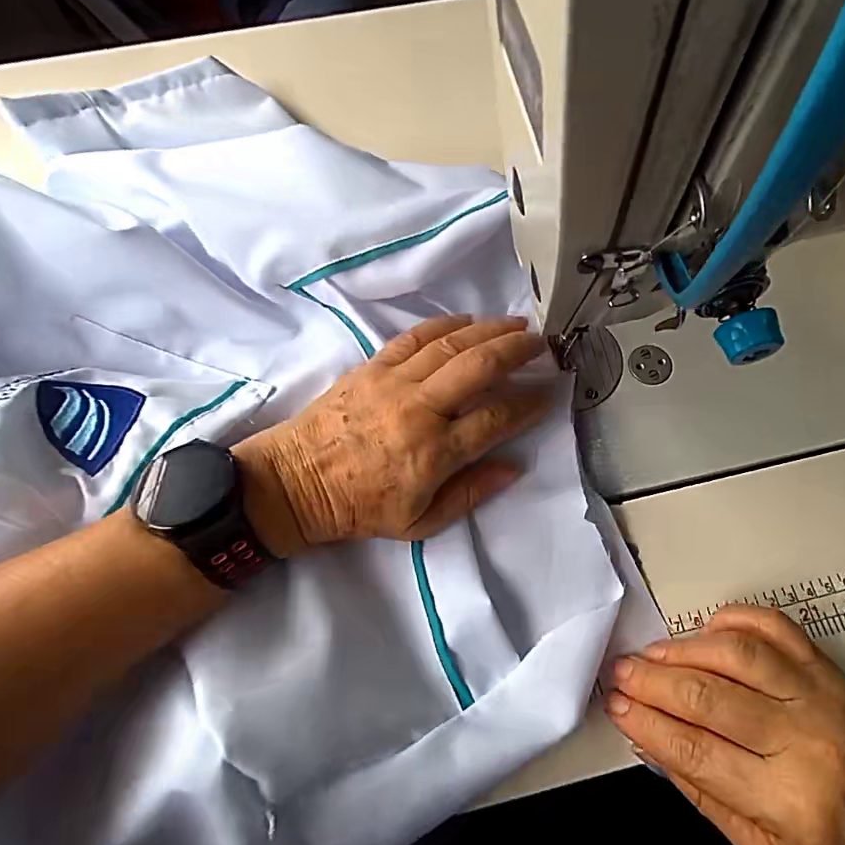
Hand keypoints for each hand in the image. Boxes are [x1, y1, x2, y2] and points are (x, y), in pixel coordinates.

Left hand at [234, 314, 552, 556]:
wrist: (298, 482)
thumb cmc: (359, 508)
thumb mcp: (420, 523)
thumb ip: (470, 495)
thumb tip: (512, 466)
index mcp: (434, 453)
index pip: (496, 418)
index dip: (528, 404)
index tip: (546, 395)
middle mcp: (419, 410)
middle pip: (480, 367)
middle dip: (517, 350)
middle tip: (541, 344)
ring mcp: (393, 384)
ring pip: (451, 345)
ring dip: (489, 331)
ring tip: (515, 327)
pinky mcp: (371, 368)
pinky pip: (414, 337)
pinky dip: (444, 325)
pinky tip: (467, 322)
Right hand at [605, 605, 844, 844]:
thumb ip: (702, 794)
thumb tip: (650, 741)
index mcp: (792, 804)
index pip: (692, 750)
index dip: (643, 722)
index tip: (615, 707)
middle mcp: (809, 745)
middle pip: (705, 697)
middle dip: (648, 682)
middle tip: (620, 675)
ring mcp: (823, 702)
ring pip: (735, 656)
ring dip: (681, 650)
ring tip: (651, 656)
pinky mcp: (830, 675)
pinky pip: (775, 629)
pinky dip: (733, 620)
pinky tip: (705, 632)